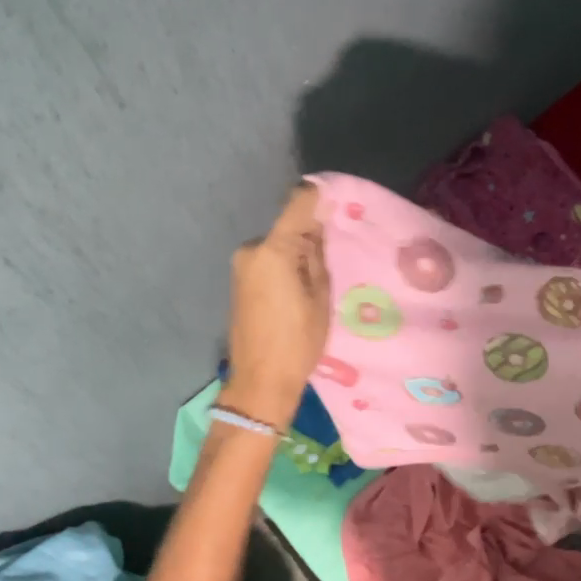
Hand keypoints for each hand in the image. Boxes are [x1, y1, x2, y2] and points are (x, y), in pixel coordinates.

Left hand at [222, 184, 330, 429]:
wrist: (260, 381)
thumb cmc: (298, 343)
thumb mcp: (320, 298)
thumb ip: (317, 256)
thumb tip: (318, 225)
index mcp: (274, 249)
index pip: (299, 203)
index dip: (320, 199)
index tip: (341, 206)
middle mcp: (252, 248)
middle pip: (288, 228)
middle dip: (310, 238)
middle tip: (332, 264)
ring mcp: (242, 265)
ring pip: (279, 246)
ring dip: (297, 256)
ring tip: (316, 286)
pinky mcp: (239, 281)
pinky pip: (268, 262)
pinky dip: (284, 268)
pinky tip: (298, 294)